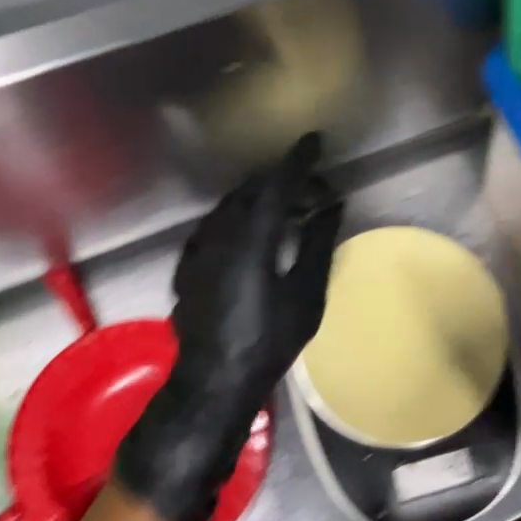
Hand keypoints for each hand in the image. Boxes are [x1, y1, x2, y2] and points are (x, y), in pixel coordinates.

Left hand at [113, 132, 343, 520]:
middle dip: (283, 181)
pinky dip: (238, 219)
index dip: (298, 160)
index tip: (315, 141)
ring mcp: (198, 249)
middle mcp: (219, 233)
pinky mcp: (187, 265)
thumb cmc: (269, 340)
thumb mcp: (306, 294)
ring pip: (230, 206)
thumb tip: (333, 206)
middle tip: (312, 190)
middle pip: (253, 190)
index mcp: (252, 237)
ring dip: (260, 199)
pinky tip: (251, 236)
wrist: (215, 379)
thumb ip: (318, 243)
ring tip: (287, 213)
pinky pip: (214, 226)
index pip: (277, 184)